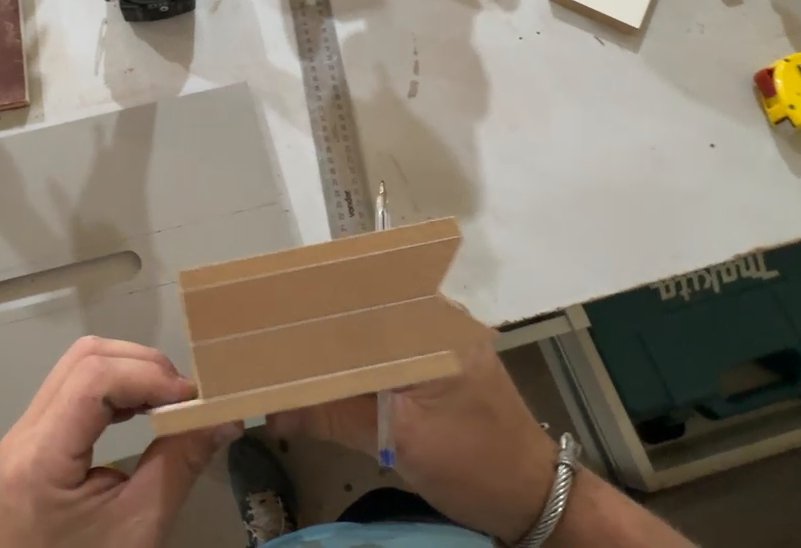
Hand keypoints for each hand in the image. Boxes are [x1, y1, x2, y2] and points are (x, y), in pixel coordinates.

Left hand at [0, 336, 240, 547]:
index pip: (93, 379)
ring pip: (78, 364)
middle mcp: (23, 432)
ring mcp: (24, 432)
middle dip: (142, 365)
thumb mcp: (140, 526)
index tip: (191, 398)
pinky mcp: (33, 438)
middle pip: (85, 359)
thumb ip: (180, 463)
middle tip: (183, 396)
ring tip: (167, 400)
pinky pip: (73, 386)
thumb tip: (226, 417)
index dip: (148, 375)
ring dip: (129, 370)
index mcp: (40, 456)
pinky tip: (141, 407)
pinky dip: (113, 386)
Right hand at [267, 310, 556, 541]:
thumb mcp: (403, 442)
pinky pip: (381, 350)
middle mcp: (434, 315)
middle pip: (360, 311)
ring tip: (280, 353)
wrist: (536, 500)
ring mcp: (434, 335)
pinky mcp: (430, 358)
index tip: (268, 319)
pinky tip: (319, 374)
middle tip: (264, 338)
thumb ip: (336, 417)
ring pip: (368, 331)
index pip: (360, 300)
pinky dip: (351, 362)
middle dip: (313, 326)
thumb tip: (272, 409)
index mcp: (434, 321)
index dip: (312, 308)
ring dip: (329, 346)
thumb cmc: (477, 466)